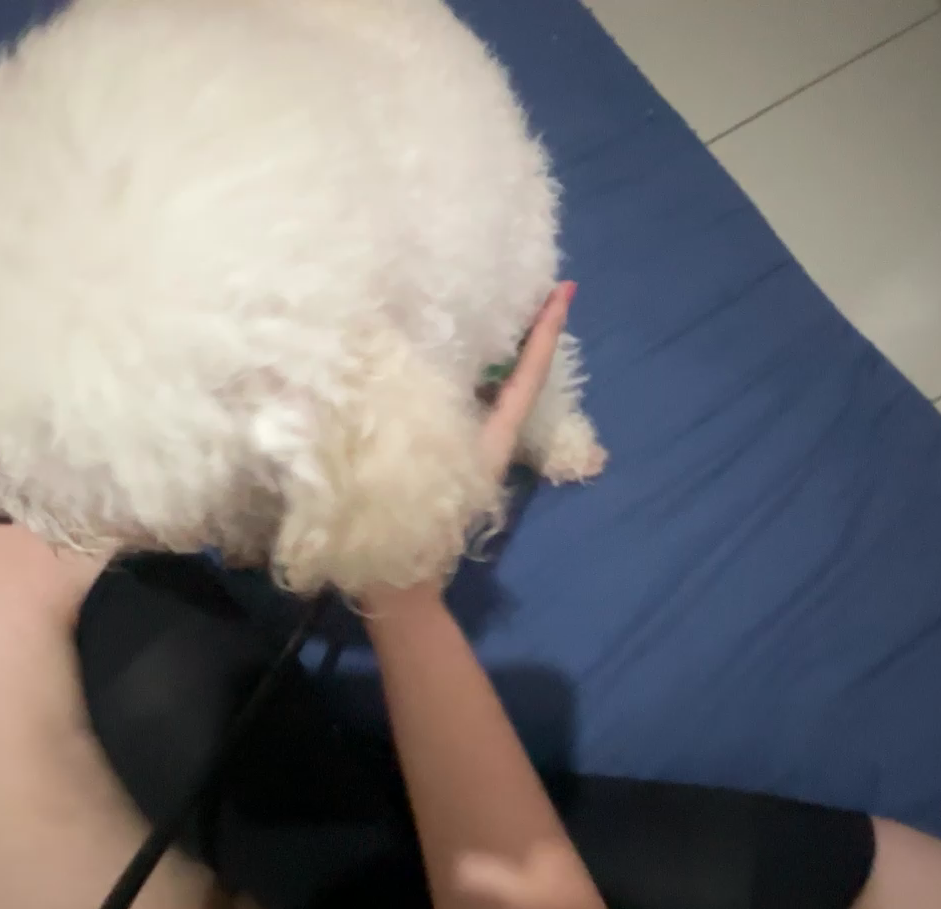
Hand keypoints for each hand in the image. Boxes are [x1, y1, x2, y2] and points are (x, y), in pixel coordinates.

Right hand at [365, 282, 577, 613]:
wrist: (400, 590)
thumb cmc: (408, 537)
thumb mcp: (419, 479)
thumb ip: (407, 430)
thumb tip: (376, 376)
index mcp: (488, 441)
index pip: (525, 379)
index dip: (544, 335)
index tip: (564, 292)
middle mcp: (485, 440)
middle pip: (515, 379)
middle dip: (524, 334)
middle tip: (524, 286)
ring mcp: (468, 451)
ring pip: (489, 392)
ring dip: (493, 353)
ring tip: (486, 309)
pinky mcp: (446, 460)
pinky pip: (459, 408)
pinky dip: (459, 379)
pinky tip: (438, 362)